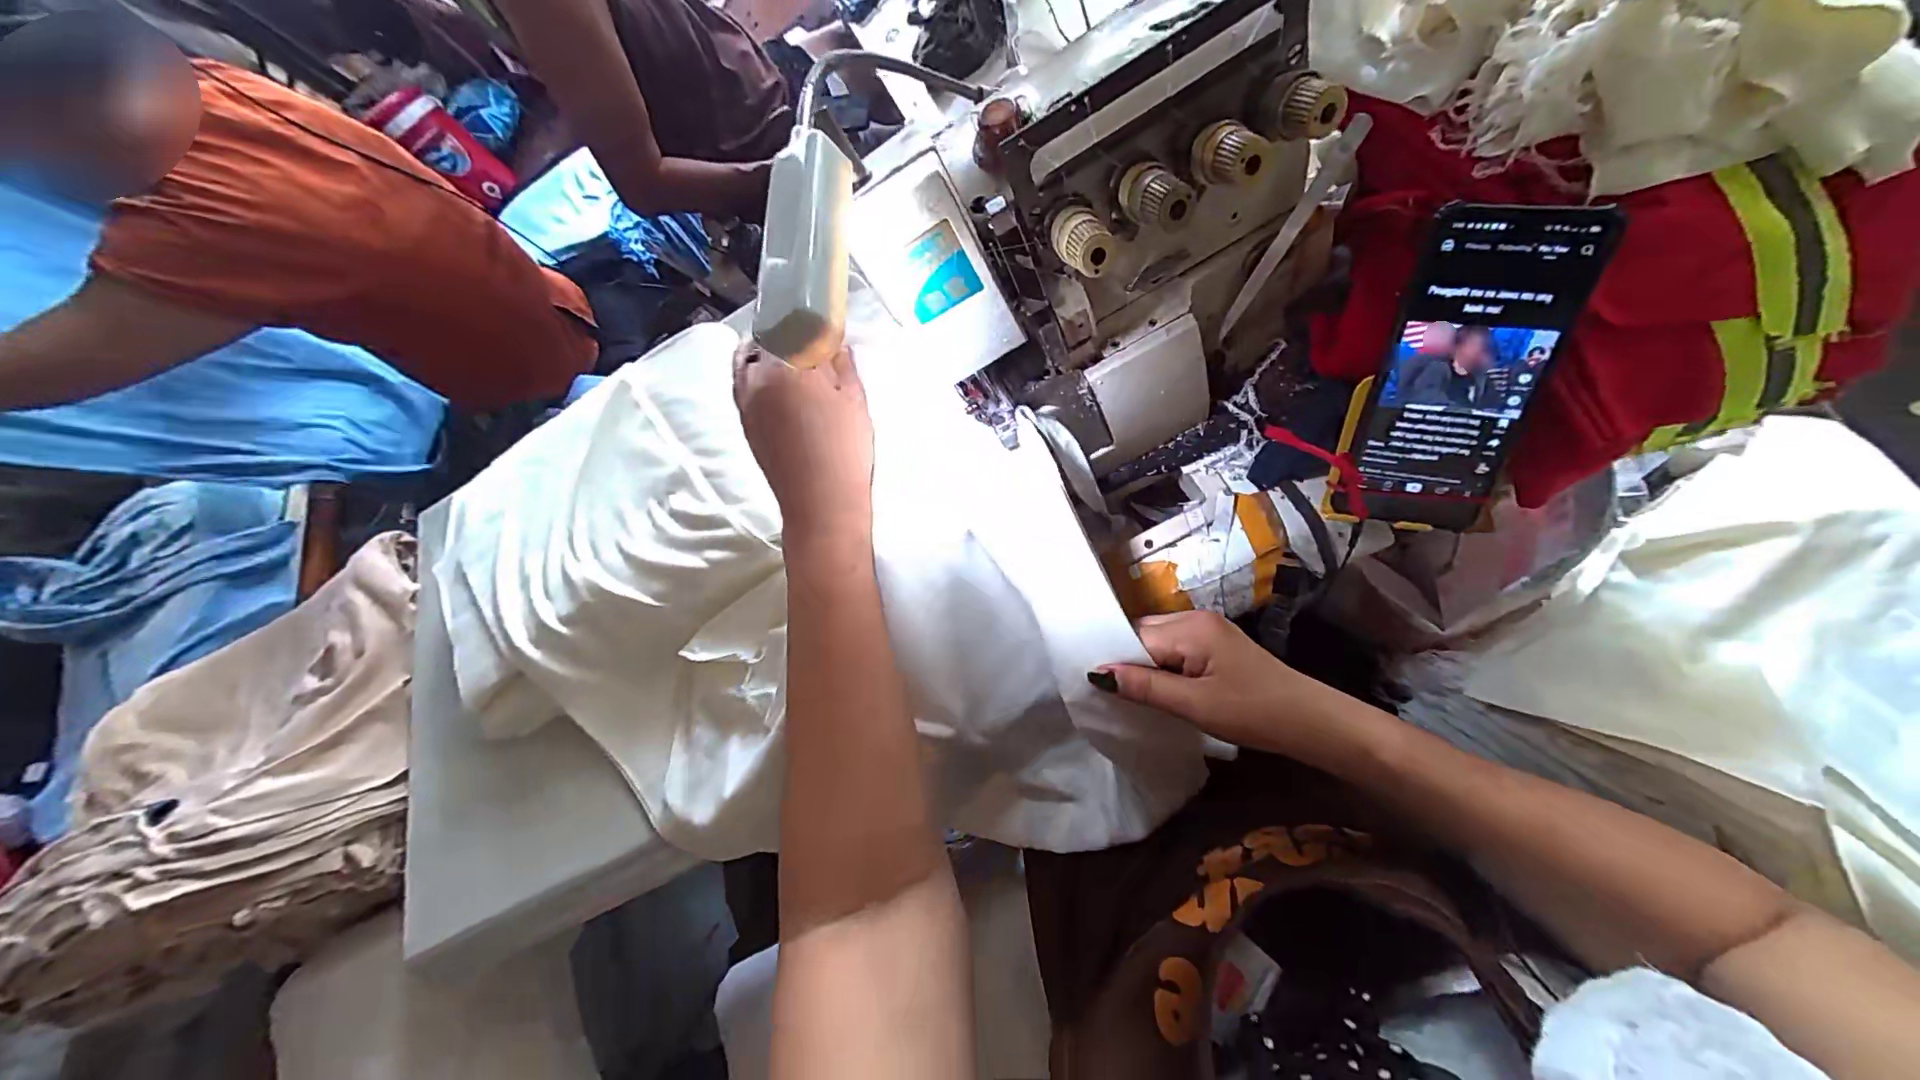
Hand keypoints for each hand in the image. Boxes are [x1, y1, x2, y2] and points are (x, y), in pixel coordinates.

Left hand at [734, 339, 873, 546]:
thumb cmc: (844, 450)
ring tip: (794, 367)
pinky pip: (746, 387)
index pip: (791, 324)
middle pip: (762, 340)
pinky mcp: (745, 425)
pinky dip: (760, 380)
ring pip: (747, 363)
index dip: (807, 319)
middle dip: (784, 335)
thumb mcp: (854, 400)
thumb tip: (833, 346)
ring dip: (766, 356)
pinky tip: (786, 395)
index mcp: (784, 365)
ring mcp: (745, 403)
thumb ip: (841, 365)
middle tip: (809, 344)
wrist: (821, 505)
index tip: (823, 323)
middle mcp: (755, 378)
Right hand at [1093, 611, 1366, 764]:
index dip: (1114, 661)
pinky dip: (1162, 666)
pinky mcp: (1215, 645)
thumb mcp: (1195, 705)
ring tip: (1134, 695)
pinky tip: (1160, 688)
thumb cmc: (1255, 713)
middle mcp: (1195, 618)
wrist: (1314, 723)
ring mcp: (1208, 630)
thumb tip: (1098, 674)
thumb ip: (1145, 686)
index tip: (1094, 688)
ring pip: (1157, 640)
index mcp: (1191, 627)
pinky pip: (1174, 648)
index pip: (1133, 636)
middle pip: (1143, 633)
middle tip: (1113, 695)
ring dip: (1144, 665)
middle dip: (1126, 660)